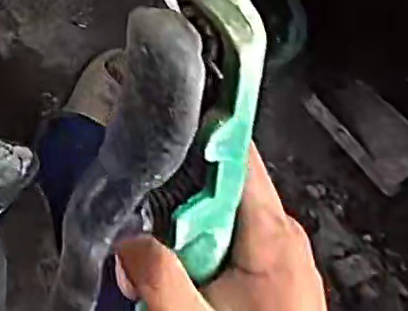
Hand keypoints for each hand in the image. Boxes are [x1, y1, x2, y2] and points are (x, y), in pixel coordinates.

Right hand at [113, 146, 325, 310]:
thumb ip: (153, 272)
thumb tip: (125, 236)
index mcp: (274, 234)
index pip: (233, 148)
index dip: (193, 131)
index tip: (161, 123)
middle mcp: (282, 235)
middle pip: (213, 181)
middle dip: (171, 202)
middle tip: (141, 234)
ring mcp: (278, 255)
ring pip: (213, 213)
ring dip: (178, 235)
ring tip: (156, 272)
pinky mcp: (271, 275)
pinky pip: (222, 239)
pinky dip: (195, 254)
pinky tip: (179, 285)